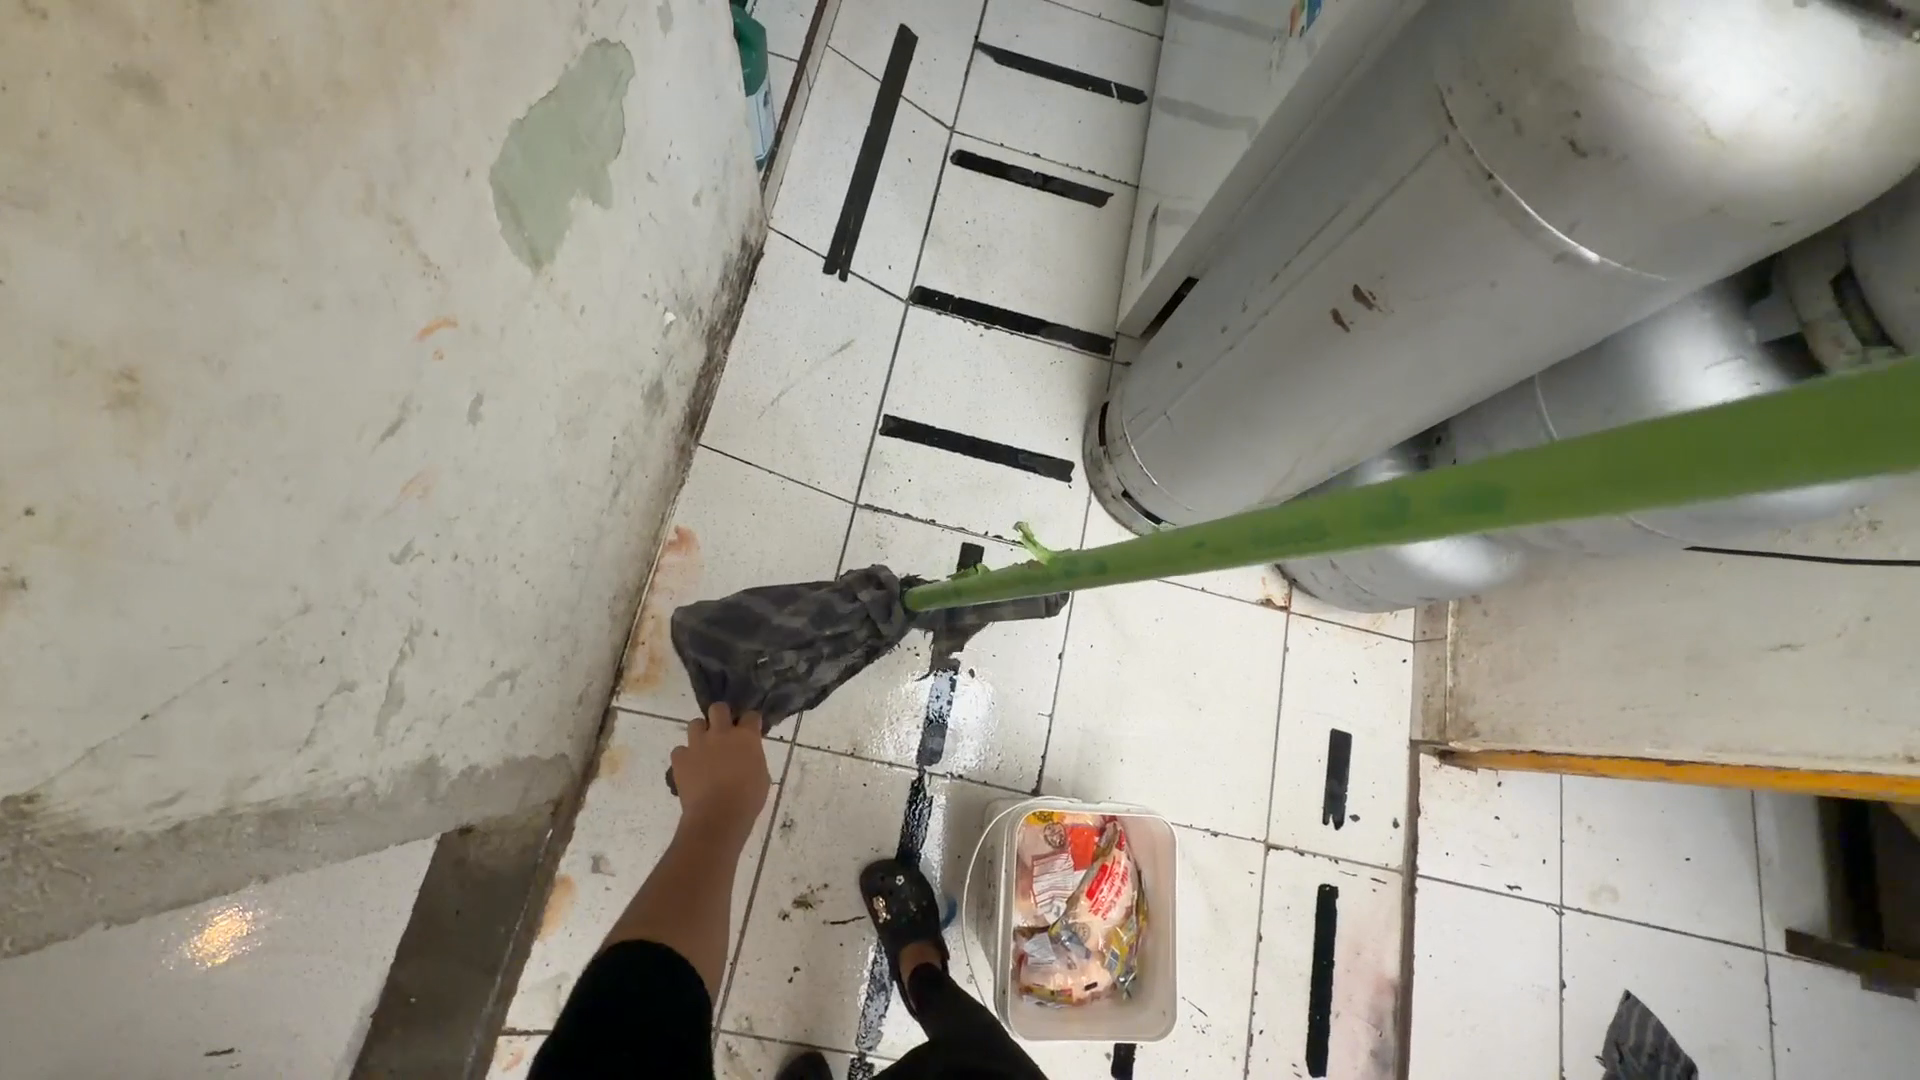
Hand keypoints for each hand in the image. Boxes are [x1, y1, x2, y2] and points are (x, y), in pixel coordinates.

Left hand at [670, 703, 770, 838]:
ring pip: (694, 723)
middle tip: (723, 731)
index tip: (750, 729)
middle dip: (720, 716)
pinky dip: (684, 756)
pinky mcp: (680, 758)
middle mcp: (722, 733)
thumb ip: (753, 758)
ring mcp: (698, 744)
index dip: (751, 722)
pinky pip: (680, 750)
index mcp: (746, 736)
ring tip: (703, 749)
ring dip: (700, 733)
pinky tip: (690, 768)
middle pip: (718, 708)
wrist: (718, 816)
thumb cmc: (748, 799)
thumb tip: (747, 755)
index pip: (751, 715)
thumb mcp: (762, 775)